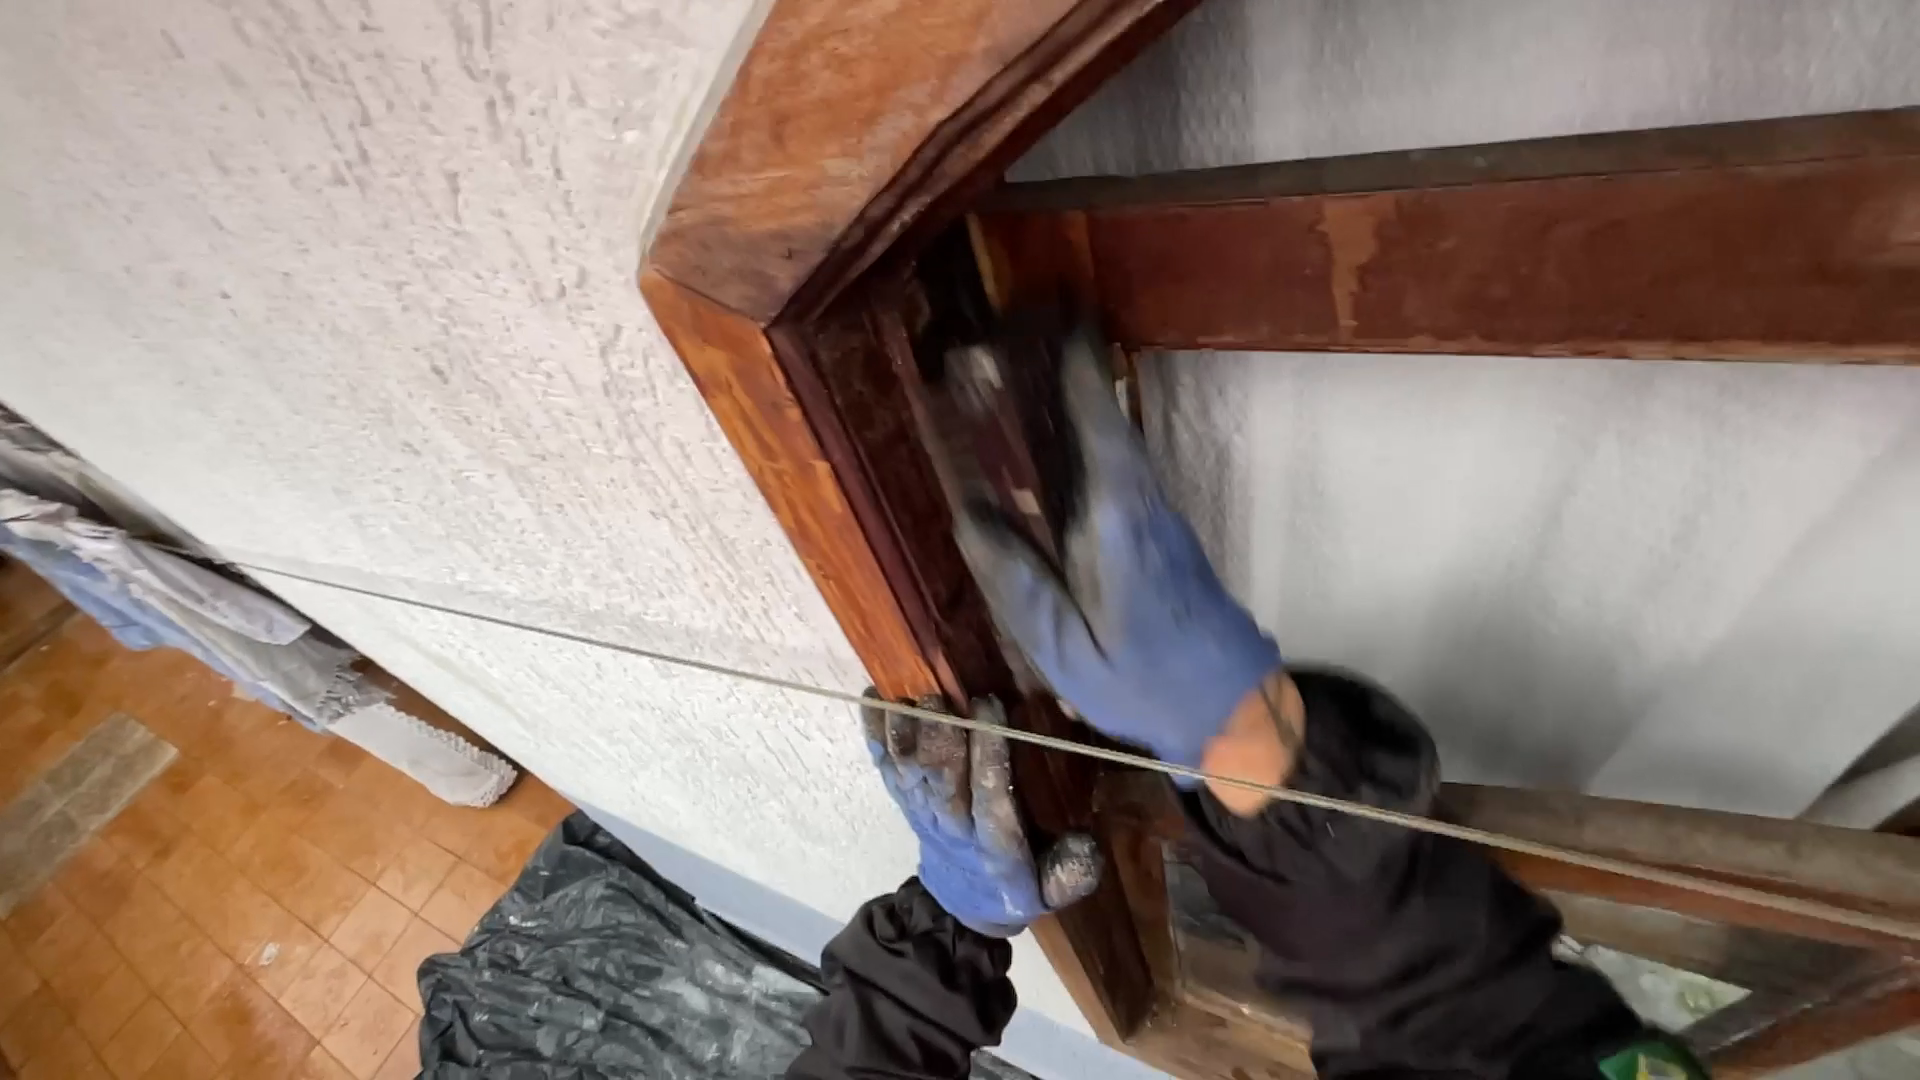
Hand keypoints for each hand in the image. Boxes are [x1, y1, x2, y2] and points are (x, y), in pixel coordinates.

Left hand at [864, 693, 1101, 935]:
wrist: (961, 902)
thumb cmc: (1015, 883)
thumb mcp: (1051, 890)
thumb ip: (1071, 871)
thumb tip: (1086, 844)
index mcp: (993, 840)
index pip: (989, 789)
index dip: (987, 747)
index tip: (990, 705)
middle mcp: (951, 821)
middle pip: (941, 774)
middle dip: (940, 733)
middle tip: (945, 696)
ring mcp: (921, 807)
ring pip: (908, 766)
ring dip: (906, 730)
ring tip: (912, 694)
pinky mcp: (902, 797)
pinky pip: (883, 763)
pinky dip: (875, 730)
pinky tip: (873, 696)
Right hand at [951, 324, 1282, 777]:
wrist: (1229, 707)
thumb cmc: (1141, 683)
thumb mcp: (1063, 649)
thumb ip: (1016, 581)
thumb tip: (969, 515)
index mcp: (1117, 530)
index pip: (1100, 434)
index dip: (1081, 378)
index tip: (1062, 325)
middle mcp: (1144, 507)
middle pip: (1108, 426)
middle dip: (1074, 374)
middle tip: (1032, 328)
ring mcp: (1158, 516)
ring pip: (1118, 443)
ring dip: (1082, 400)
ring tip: (1036, 366)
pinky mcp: (1161, 530)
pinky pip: (1119, 467)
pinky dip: (1090, 436)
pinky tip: (1058, 436)